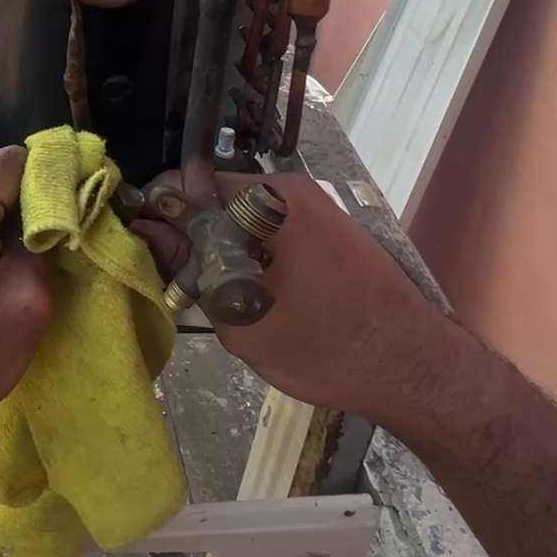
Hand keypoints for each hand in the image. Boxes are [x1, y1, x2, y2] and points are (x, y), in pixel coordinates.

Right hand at [133, 171, 458, 425]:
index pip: (185, 183)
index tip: (135, 241)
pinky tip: (240, 288)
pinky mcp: (324, 227)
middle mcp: (288, 188)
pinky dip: (244, 249)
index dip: (155, 211)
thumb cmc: (328, 347)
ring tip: (201, 286)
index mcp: (267, 198)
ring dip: (214, 243)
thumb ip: (188, 268)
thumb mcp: (241, 316)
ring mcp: (310, 205)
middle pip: (210, 196)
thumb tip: (146, 232)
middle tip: (168, 273)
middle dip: (184, 231)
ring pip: (236, 213)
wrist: (420, 373)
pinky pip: (264, 225)